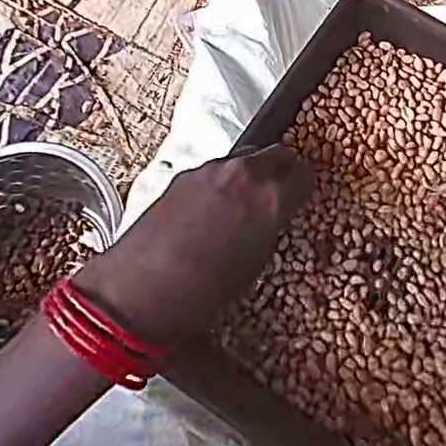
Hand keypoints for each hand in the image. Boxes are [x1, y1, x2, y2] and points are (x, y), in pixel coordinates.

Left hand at [71, 145, 311, 346]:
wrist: (142, 288)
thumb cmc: (202, 292)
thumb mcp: (254, 264)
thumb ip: (268, 228)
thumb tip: (269, 219)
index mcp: (271, 199)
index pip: (303, 176)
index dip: (302, 189)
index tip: (300, 197)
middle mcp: (243, 175)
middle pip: (277, 153)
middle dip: (282, 169)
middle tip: (281, 189)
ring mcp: (210, 170)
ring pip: (244, 157)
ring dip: (250, 172)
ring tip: (243, 201)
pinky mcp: (183, 174)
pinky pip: (215, 169)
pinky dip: (221, 181)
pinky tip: (211, 208)